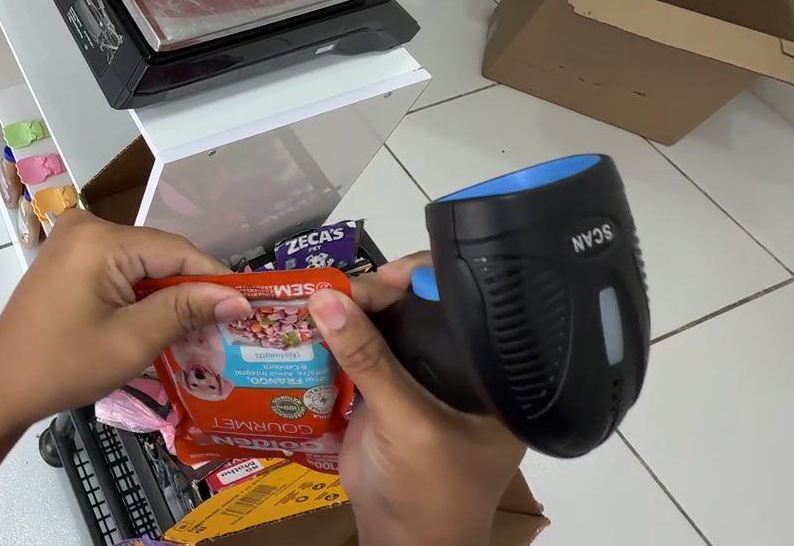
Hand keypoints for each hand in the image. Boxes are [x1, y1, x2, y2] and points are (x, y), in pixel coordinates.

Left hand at [0, 210, 251, 425]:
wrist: (1, 383)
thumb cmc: (65, 365)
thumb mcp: (131, 342)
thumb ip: (184, 311)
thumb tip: (237, 298)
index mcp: (100, 240)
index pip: (175, 249)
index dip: (215, 278)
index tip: (249, 308)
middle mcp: (86, 224)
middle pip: (158, 251)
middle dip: (190, 287)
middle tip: (226, 325)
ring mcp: (73, 237)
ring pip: (140, 259)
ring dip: (167, 290)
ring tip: (200, 327)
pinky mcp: (67, 253)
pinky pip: (118, 263)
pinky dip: (140, 289)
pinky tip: (159, 318)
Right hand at [308, 254, 524, 545]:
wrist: (399, 541)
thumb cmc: (429, 488)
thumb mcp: (406, 421)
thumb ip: (368, 359)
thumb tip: (323, 297)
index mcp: (484, 376)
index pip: (459, 308)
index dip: (425, 281)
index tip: (385, 274)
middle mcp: (451, 369)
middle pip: (412, 309)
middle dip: (375, 291)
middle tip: (338, 289)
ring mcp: (412, 378)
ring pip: (378, 324)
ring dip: (347, 307)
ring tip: (317, 295)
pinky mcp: (377, 388)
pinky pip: (353, 347)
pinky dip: (331, 331)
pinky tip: (309, 316)